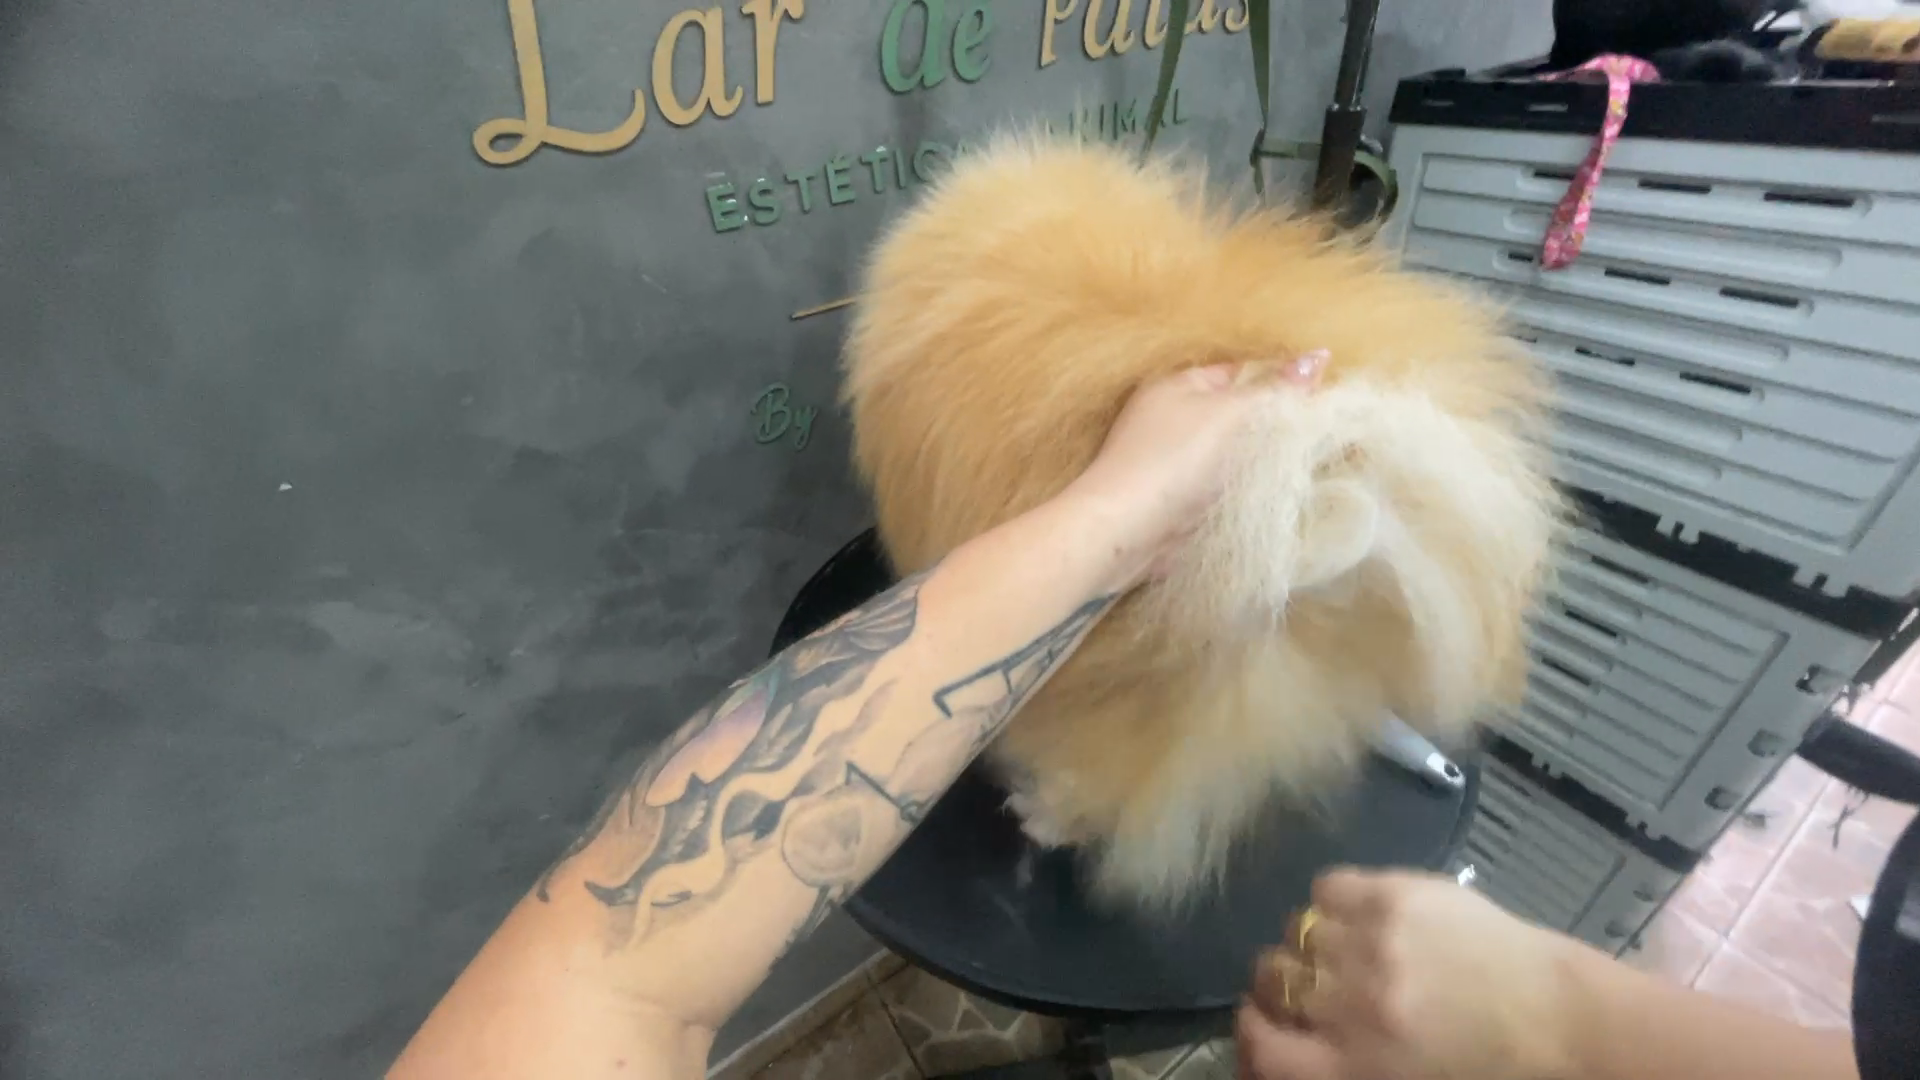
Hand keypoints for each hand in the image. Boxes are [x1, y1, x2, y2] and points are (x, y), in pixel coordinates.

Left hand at [1062, 352, 1326, 587]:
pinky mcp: (1177, 500)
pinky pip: (1221, 488)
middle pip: (1237, 416)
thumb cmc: (1174, 459)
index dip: (1280, 382)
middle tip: (1328, 433)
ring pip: (1232, 456)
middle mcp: (1171, 419)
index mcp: (1177, 386)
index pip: (1239, 372)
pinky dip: (1245, 490)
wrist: (1125, 528)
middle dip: (1275, 426)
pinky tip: (1278, 494)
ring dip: (1263, 462)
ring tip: (1314, 463)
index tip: (1326, 397)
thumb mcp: (1230, 413)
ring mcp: (1172, 462)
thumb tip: (1318, 355)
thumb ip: (1274, 390)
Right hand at [1236, 868, 1580, 1079]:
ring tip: (1356, 952)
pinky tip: (1370, 917)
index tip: (1266, 1025)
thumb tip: (1290, 1039)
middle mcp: (1351, 1005)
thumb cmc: (1497, 1077)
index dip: (1253, 1031)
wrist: (1577, 1030)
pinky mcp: (1391, 894)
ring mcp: (1370, 943)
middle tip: (1318, 989)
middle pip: (1271, 976)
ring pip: (1297, 929)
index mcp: (1355, 1068)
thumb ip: (1339, 1066)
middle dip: (1285, 983)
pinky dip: (1336, 902)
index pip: (1260, 1043)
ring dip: (1316, 944)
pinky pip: (1326, 887)